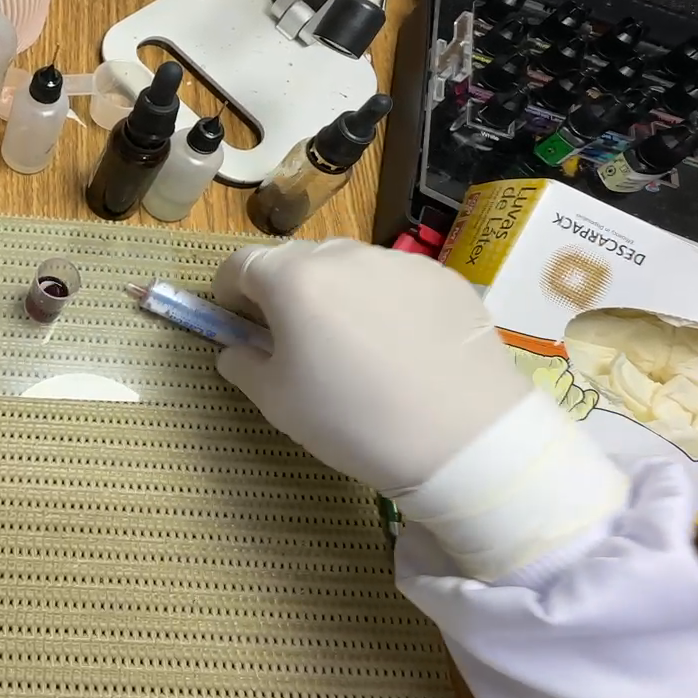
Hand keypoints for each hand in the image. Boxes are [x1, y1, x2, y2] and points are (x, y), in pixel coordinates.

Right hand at [213, 238, 533, 493]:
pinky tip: (398, 344)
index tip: (238, 321)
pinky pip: (391, 278)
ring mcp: (397, 261)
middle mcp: (341, 256)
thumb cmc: (353, 419)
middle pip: (292, 259)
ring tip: (351, 341)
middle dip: (281, 290)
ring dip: (331, 290)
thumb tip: (238, 349)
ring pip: (344, 265)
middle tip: (294, 336)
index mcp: (292, 280)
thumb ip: (242, 363)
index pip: (240, 264)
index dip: (229, 291)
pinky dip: (379, 298)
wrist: (468, 441)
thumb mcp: (276, 401)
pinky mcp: (442, 277)